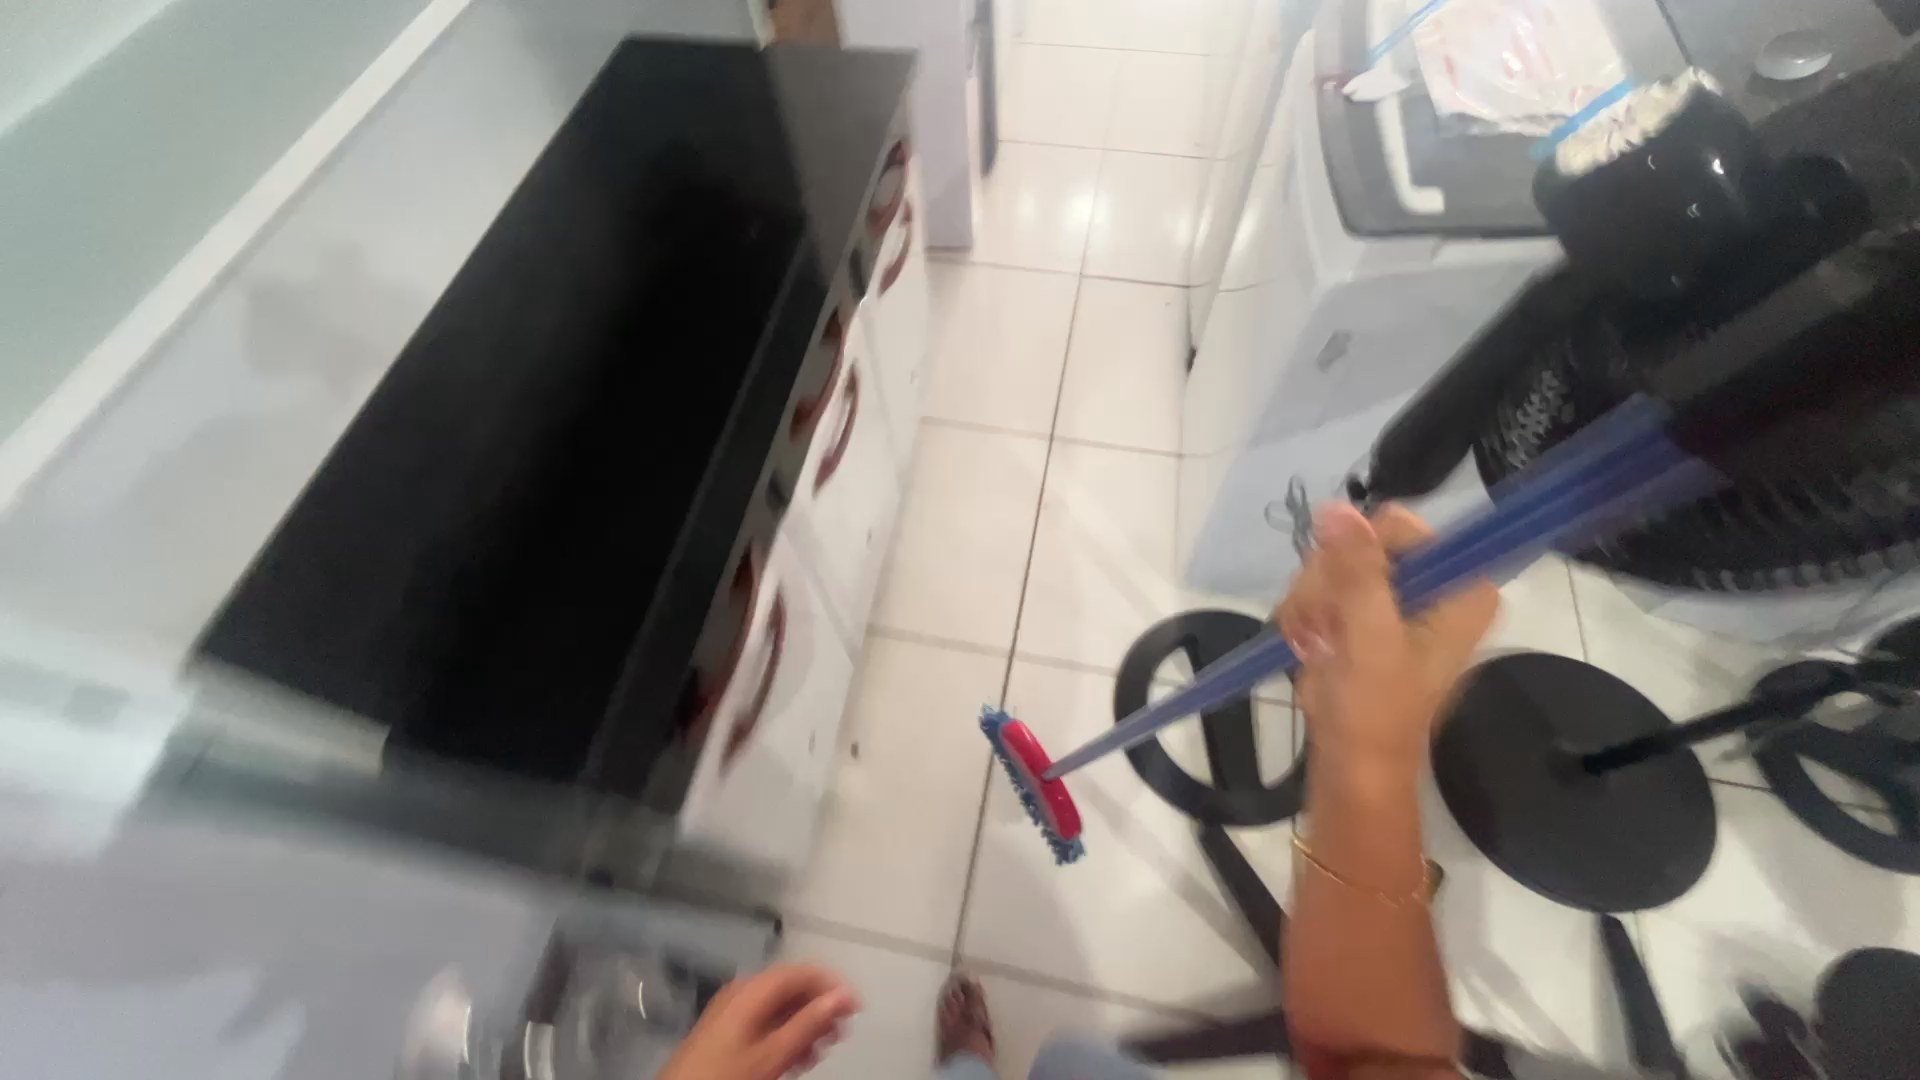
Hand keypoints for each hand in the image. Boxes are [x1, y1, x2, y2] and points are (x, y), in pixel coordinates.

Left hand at [656, 964, 860, 1079]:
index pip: (804, 971)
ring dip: (804, 1024)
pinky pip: (764, 1022)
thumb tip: (844, 995)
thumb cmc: (728, 1077)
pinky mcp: (724, 1031)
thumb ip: (810, 1023)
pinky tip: (796, 1057)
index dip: (834, 985)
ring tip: (822, 1050)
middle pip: (792, 988)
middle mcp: (744, 990)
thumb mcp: (773, 1055)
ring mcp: (731, 1010)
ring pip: (779, 1007)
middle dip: (820, 1007)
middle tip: (842, 1033)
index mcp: (755, 988)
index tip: (856, 1009)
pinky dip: (785, 1034)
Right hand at [1276, 503, 1497, 766]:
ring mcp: (1388, 599)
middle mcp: (1428, 584)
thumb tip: (1334, 508)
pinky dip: (1302, 615)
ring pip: (1326, 564)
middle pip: (1354, 544)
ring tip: (1316, 645)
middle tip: (1328, 631)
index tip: (1346, 597)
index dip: (1361, 555)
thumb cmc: (1375, 708)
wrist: (1349, 761)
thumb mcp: (1370, 637)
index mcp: (1459, 586)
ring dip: (1309, 604)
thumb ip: (1358, 571)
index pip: (1398, 528)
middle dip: (1326, 587)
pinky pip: (1314, 586)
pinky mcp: (1355, 613)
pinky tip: (1307, 644)